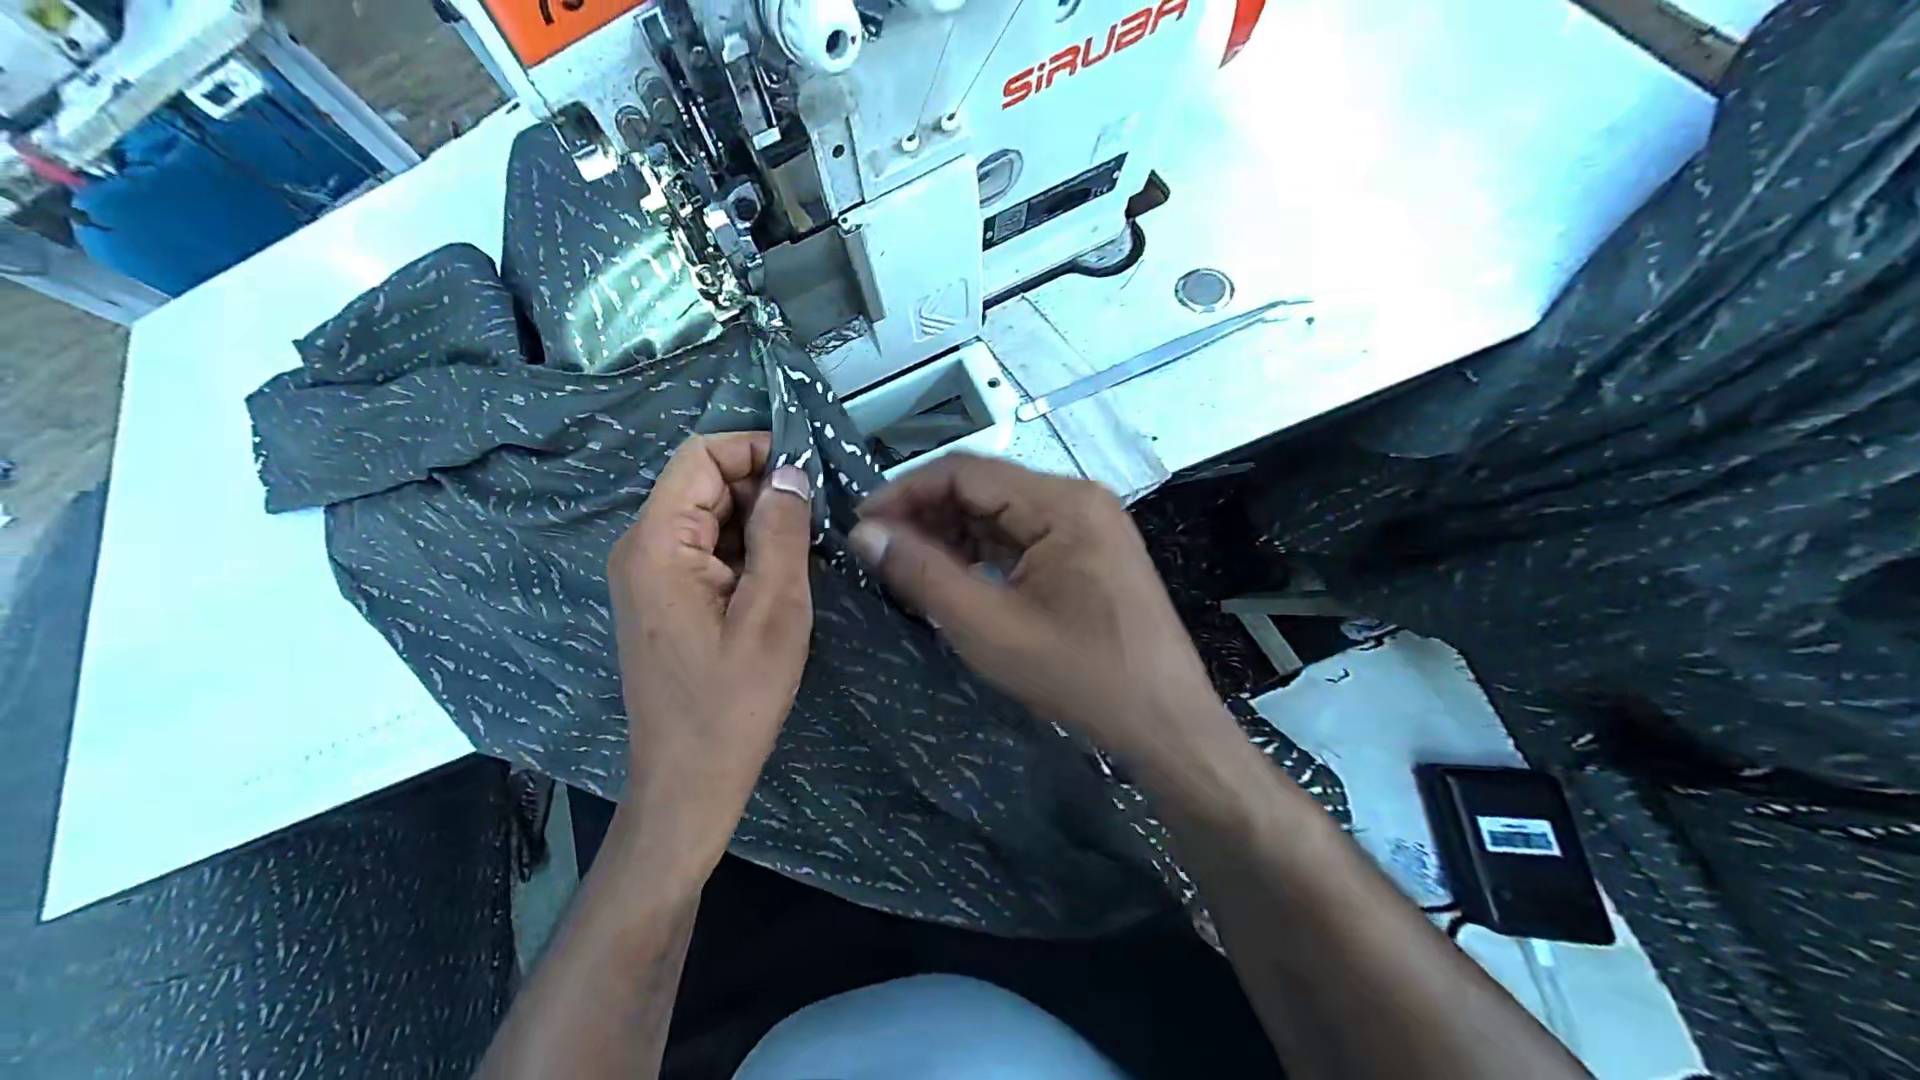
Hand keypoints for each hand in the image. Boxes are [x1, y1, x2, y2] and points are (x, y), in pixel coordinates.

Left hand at [607, 432, 813, 866]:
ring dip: (759, 523)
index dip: (756, 450)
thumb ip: (782, 532)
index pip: (701, 456)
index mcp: (658, 543)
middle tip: (818, 520)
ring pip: (710, 517)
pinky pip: (707, 550)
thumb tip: (791, 471)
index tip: (810, 474)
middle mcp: (642, 548)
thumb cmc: (734, 700)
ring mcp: (650, 575)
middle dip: (763, 490)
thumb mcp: (774, 611)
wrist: (690, 779)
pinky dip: (746, 551)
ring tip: (806, 552)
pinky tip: (779, 579)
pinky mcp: (664, 598)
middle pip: (704, 484)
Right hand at [849, 454, 1235, 771]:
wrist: (1166, 724)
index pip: (964, 471)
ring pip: (1001, 511)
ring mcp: (1089, 524)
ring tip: (909, 568)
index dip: (904, 492)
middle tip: (881, 552)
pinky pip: (1023, 535)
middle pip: (984, 487)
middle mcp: (1078, 499)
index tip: (861, 525)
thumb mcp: (988, 628)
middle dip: (927, 515)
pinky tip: (955, 577)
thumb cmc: (1081, 678)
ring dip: (953, 534)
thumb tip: (864, 533)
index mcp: (1063, 503)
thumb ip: (921, 574)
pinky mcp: (1089, 551)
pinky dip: (984, 552)